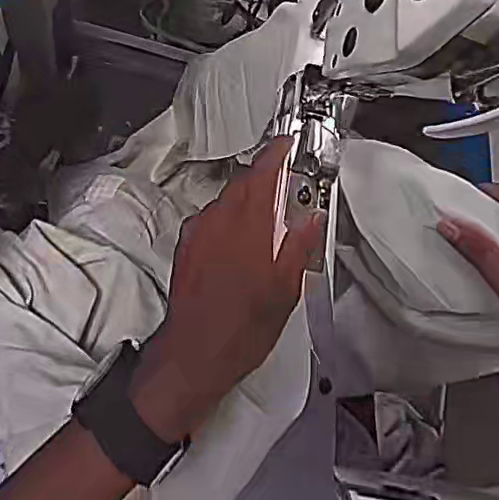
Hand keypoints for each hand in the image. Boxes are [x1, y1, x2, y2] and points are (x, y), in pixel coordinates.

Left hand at [132, 139, 322, 440]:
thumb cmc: (240, 328)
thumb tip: (312, 219)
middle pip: (243, 181)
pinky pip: (210, 216)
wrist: (194, 355)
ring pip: (226, 198)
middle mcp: (220, 222)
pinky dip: (228, 216)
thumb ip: (299, 246)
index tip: (286, 144)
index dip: (276, 153)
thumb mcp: (285, 289)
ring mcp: (199, 232)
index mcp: (250, 226)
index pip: (263, 173)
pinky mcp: (186, 246)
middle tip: (284, 181)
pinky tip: (239, 238)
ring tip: (266, 216)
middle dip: (264, 175)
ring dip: (246, 197)